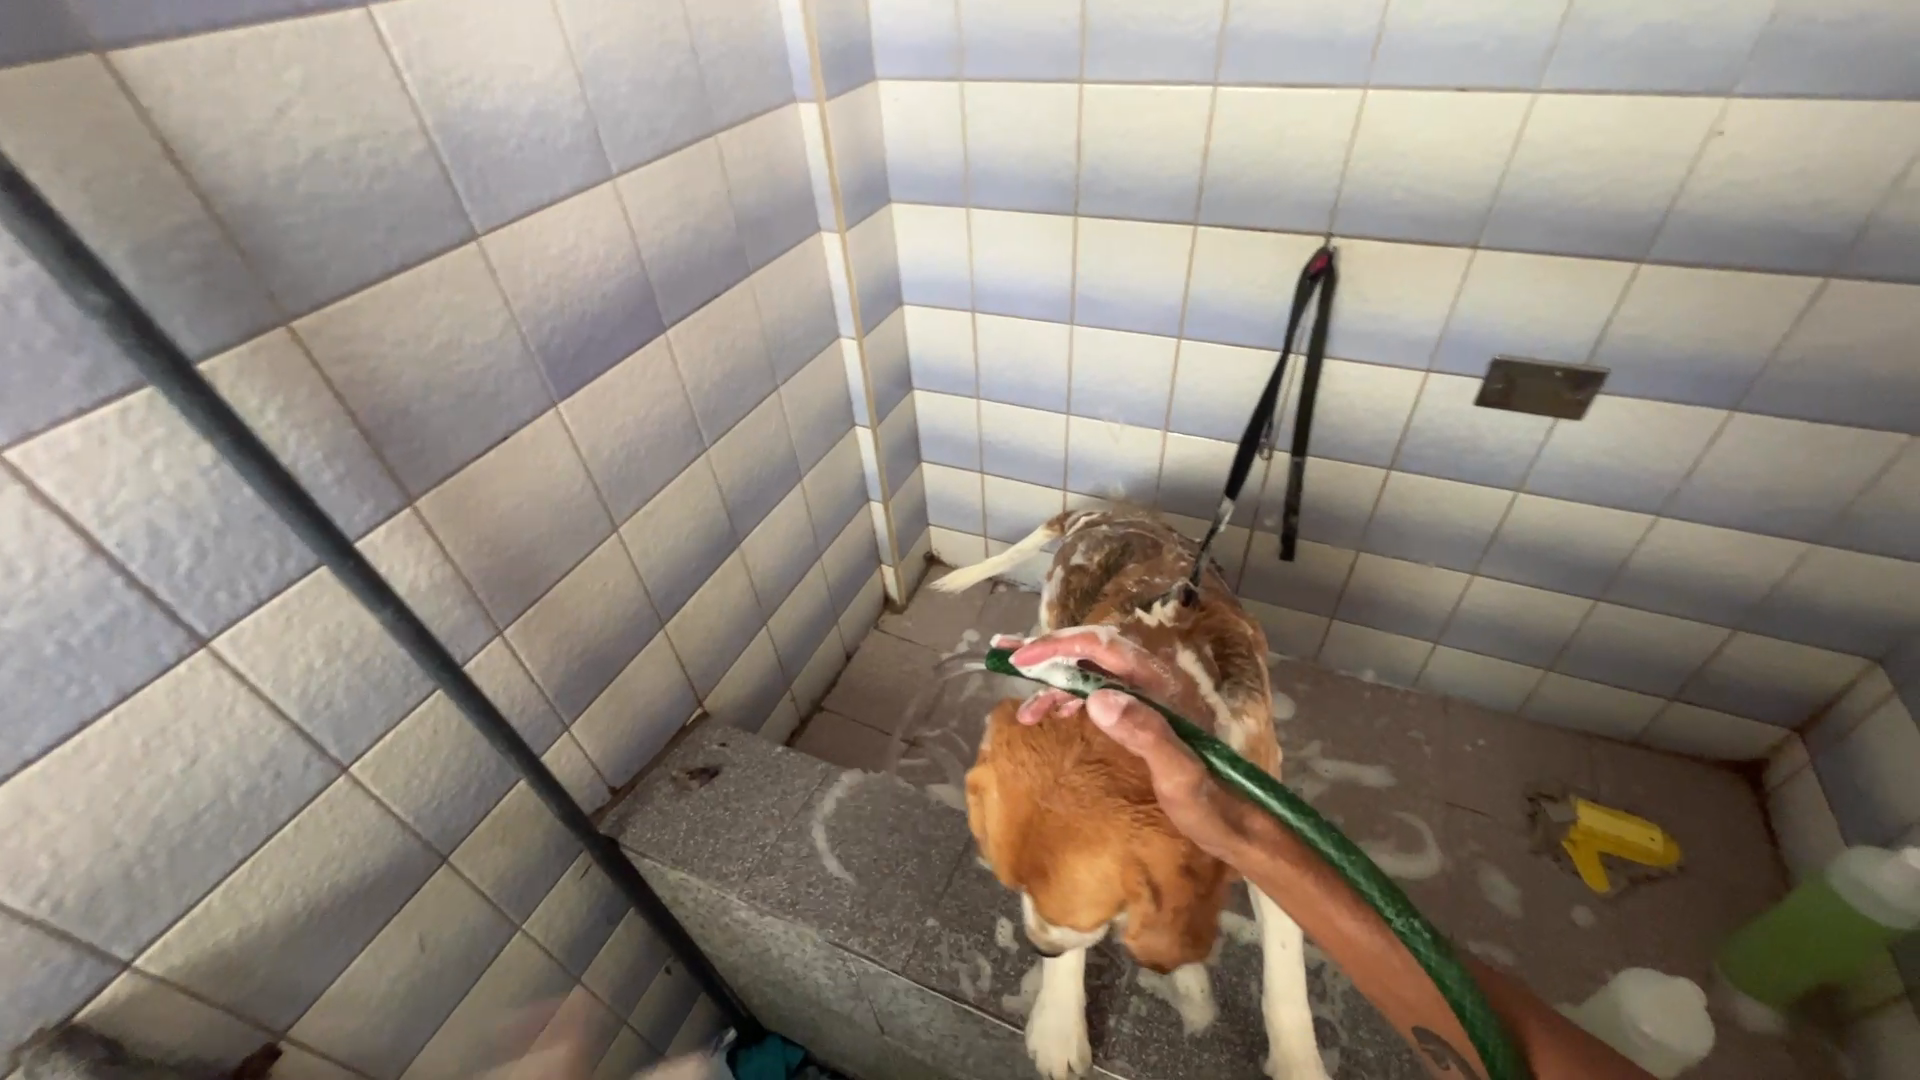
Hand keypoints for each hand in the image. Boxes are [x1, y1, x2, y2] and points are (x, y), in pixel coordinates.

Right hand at [1000, 631, 1259, 858]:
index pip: (1103, 648)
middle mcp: (1149, 682)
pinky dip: (1066, 698)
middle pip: (1091, 651)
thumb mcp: (1178, 774)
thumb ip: (1145, 732)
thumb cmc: (1208, 802)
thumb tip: (1097, 698)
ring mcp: (1142, 698)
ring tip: (1024, 708)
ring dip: (1052, 682)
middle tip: (1003, 650)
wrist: (1233, 823)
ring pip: (1088, 673)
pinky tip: (1050, 713)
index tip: (1023, 657)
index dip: (1061, 645)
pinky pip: (1093, 694)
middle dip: (1047, 649)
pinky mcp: (1137, 716)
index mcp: (1159, 686)